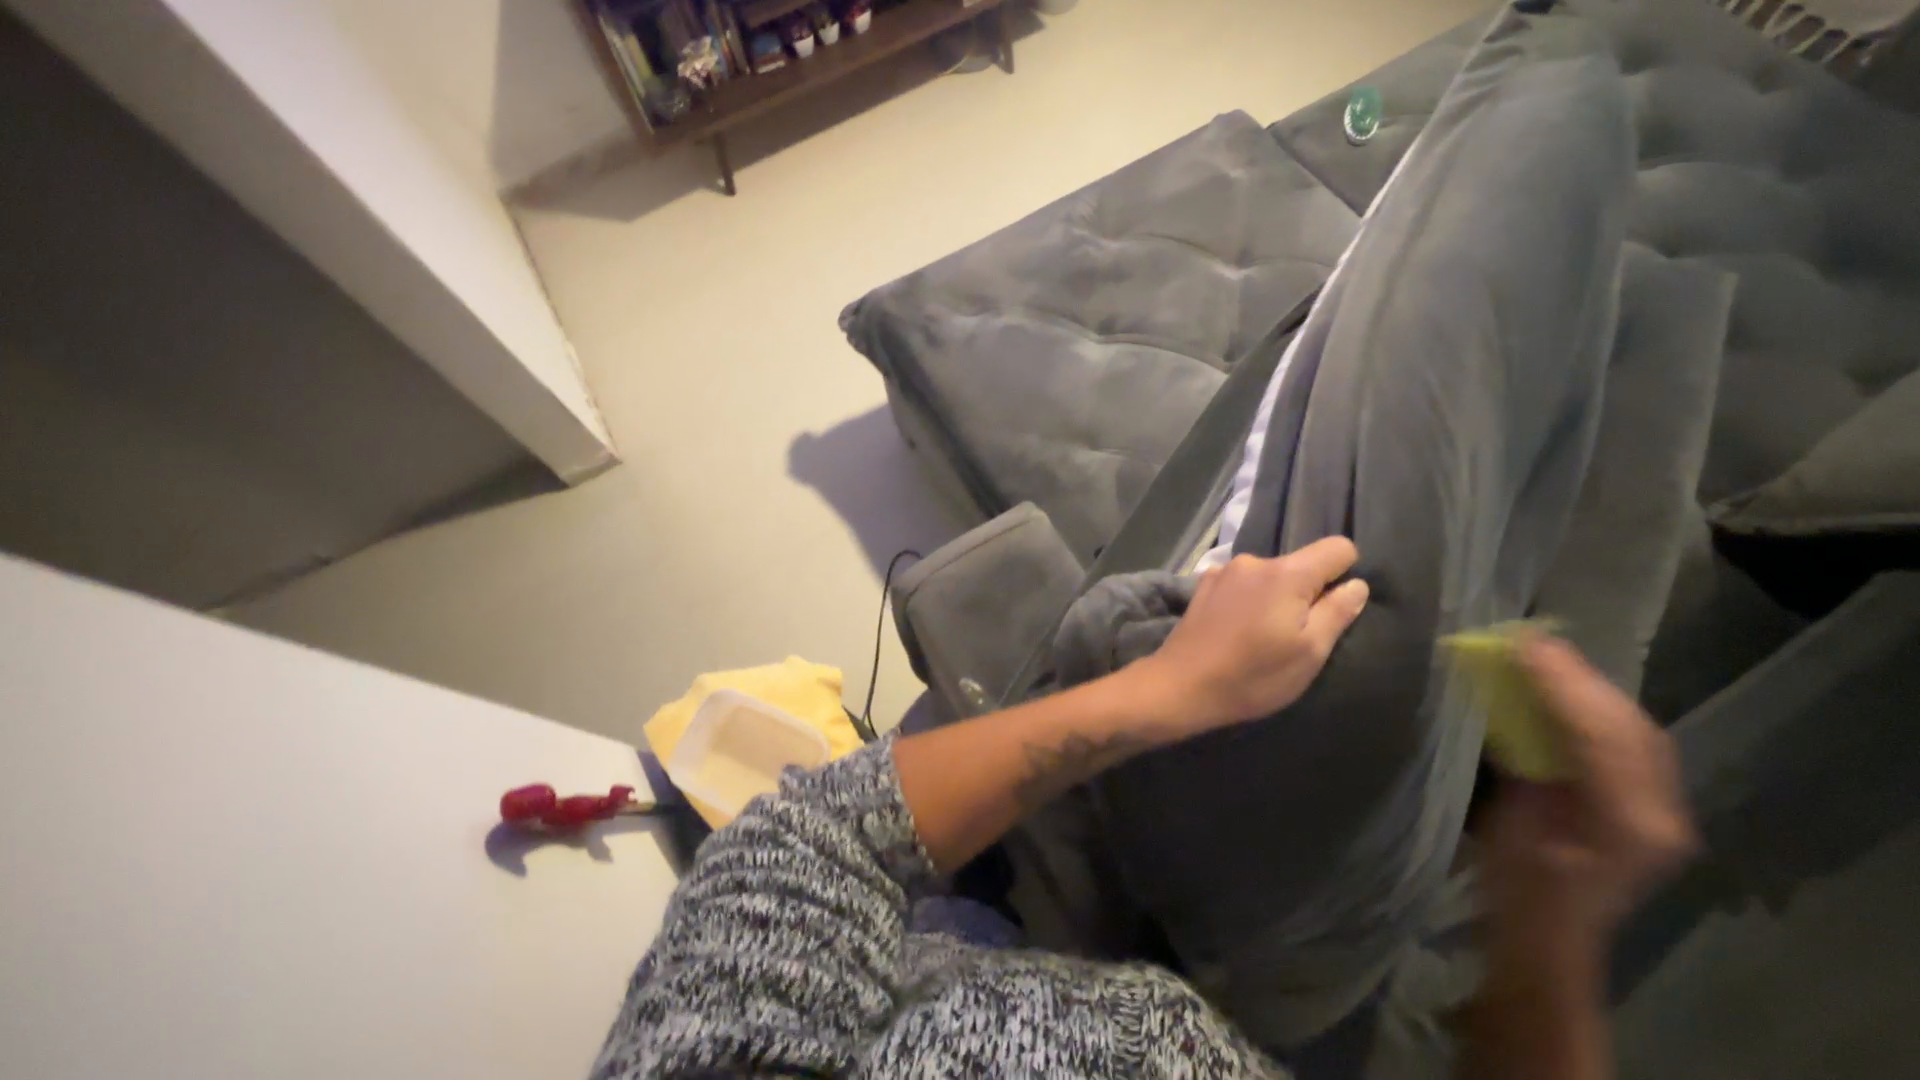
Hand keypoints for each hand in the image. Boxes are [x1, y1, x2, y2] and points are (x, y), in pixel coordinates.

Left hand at [1134, 537, 1370, 736]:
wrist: (1180, 687)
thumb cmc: (1253, 675)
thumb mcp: (1309, 652)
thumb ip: (1337, 612)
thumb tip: (1356, 584)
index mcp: (1286, 572)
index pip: (1337, 548)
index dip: (1345, 574)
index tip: (1334, 609)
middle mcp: (1254, 561)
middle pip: (1300, 564)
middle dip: (1307, 593)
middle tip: (1296, 635)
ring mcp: (1223, 571)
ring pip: (1270, 576)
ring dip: (1276, 599)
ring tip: (1263, 637)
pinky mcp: (1203, 587)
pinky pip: (1243, 585)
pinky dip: (1249, 602)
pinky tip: (1238, 631)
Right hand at [1482, 637, 1697, 942]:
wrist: (1546, 936)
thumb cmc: (1516, 889)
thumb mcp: (1512, 828)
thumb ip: (1523, 765)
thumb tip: (1508, 697)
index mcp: (1628, 823)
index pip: (1603, 735)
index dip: (1563, 685)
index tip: (1519, 644)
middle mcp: (1661, 811)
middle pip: (1627, 725)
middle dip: (1579, 678)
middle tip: (1527, 640)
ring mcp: (1662, 808)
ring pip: (1633, 728)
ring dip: (1588, 688)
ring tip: (1541, 657)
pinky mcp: (1651, 803)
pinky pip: (1628, 740)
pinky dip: (1594, 708)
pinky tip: (1563, 689)